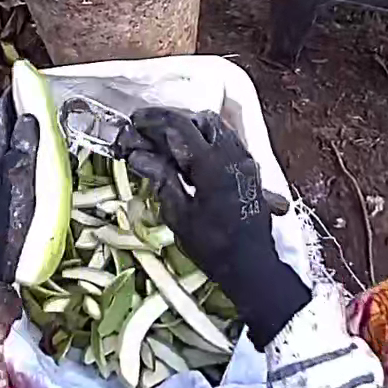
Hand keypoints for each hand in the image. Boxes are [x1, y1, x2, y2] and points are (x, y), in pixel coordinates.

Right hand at [117, 107, 309, 346]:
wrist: (252, 267)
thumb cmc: (212, 246)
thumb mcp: (178, 214)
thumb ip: (161, 178)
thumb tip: (137, 154)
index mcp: (212, 164)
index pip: (180, 126)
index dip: (154, 119)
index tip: (134, 121)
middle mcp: (232, 155)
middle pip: (201, 119)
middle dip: (172, 119)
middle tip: (148, 129)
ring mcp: (244, 161)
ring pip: (217, 127)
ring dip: (190, 127)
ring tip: (167, 140)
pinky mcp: (249, 170)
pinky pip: (226, 141)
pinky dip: (205, 139)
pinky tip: (190, 155)